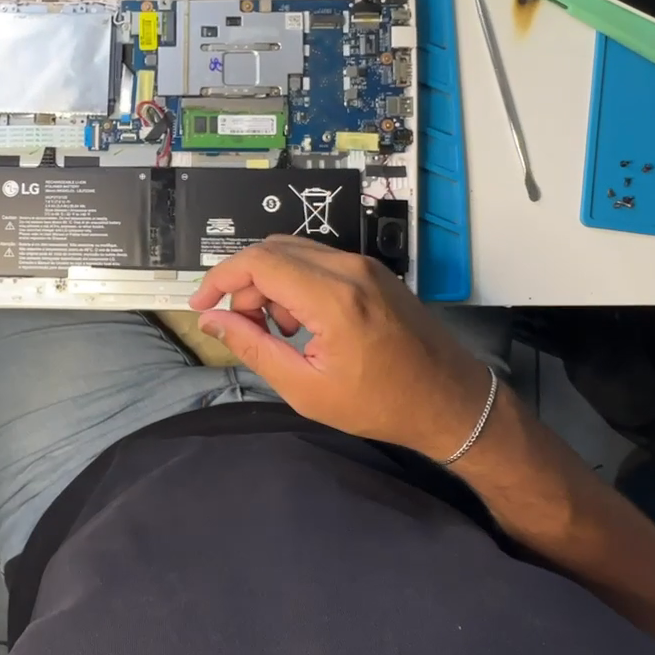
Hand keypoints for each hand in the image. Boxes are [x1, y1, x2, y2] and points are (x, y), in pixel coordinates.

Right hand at [188, 236, 493, 458]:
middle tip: (244, 326)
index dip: (219, 279)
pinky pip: (317, 260)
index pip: (258, 262)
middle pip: (271, 250)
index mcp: (334, 298)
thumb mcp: (306, 389)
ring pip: (293, 251)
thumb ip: (254, 348)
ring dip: (269, 283)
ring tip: (278, 331)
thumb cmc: (381, 404)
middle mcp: (349, 268)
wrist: (452, 402)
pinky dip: (294, 282)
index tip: (201, 307)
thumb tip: (214, 321)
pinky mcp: (372, 270)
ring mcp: (364, 265)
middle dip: (243, 284)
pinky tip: (303, 322)